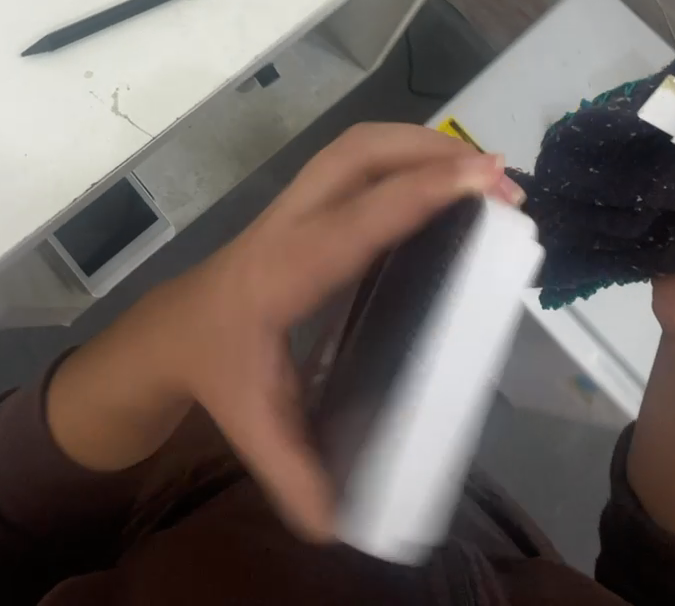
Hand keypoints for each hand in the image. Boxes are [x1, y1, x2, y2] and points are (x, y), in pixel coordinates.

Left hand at [46, 123, 524, 542]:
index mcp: (285, 273)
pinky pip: (358, 159)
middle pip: (356, 155)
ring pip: (357, 146)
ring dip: (422, 144)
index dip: (419, 196)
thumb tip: (344, 530)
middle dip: (431, 153)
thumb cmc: (217, 369)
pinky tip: (442, 179)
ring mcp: (294, 203)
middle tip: (498, 179)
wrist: (175, 325)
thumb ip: (295, 477)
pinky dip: (406, 153)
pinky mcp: (307, 202)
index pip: (355, 222)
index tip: (483, 184)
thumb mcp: (253, 427)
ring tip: (482, 172)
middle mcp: (290, 223)